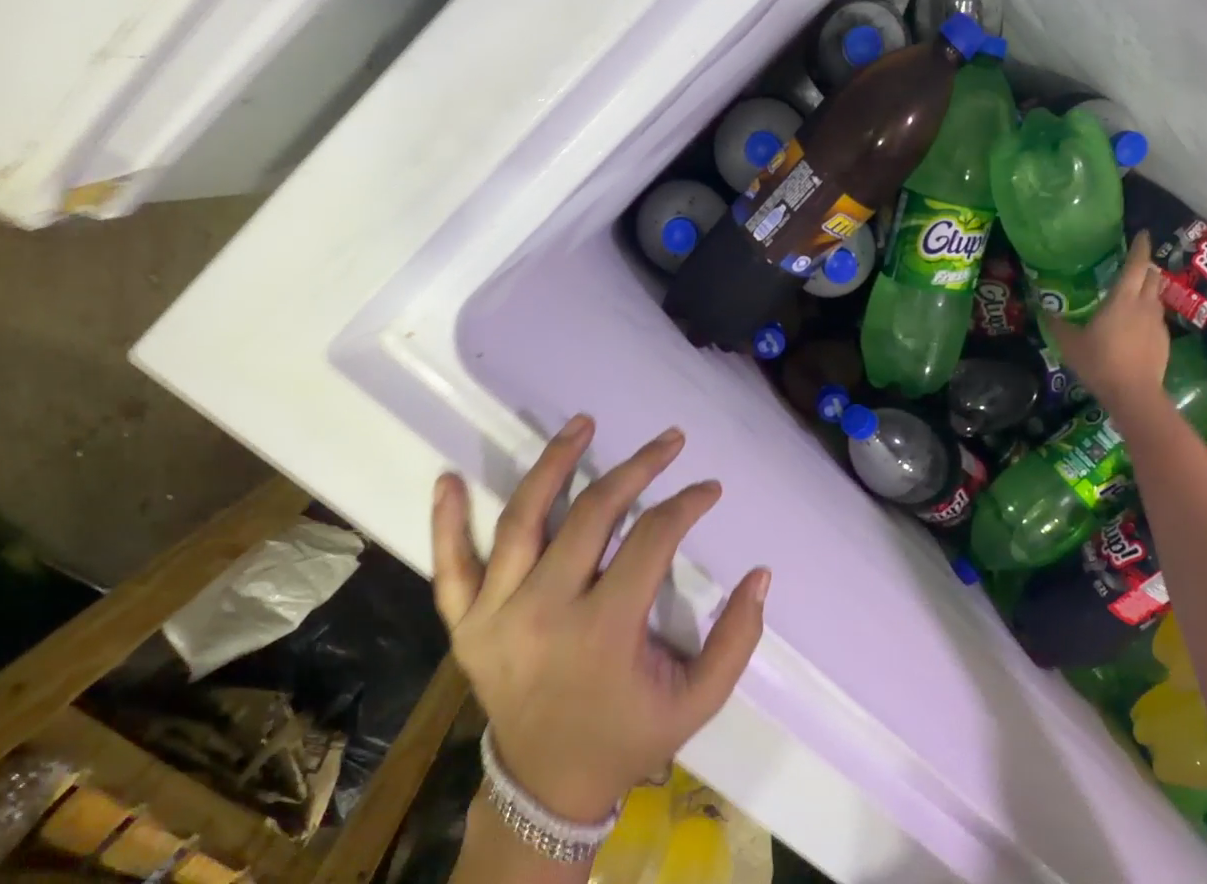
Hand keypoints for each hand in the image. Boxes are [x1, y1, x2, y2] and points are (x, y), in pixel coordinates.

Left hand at [430, 415, 769, 822]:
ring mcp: (495, 615)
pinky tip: (450, 477)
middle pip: (592, 514)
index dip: (687, 504)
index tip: (709, 489)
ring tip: (582, 424)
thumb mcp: (699, 700)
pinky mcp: (464, 625)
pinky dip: (445, 521)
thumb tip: (761, 574)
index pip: (652, 539)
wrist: (549, 783)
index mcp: (605, 631)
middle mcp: (544, 612)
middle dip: (637, 468)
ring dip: (553, 465)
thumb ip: (737, 638)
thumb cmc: (628, 735)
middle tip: (668, 440)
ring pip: (522, 520)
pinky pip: (448, 566)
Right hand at [1049, 230, 1170, 410]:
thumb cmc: (1100, 363)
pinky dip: (1147, 313)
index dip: (1140, 246)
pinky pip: (1156, 317)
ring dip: (1147, 289)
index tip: (1141, 233)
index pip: (1137, 264)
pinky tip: (1135, 326)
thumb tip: (1042, 310)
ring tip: (1133, 294)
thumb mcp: (1070, 344)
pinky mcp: (1164, 340)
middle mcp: (1144, 304)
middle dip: (1145, 266)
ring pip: (1156, 296)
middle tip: (1133, 264)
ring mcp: (1157, 322)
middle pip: (1152, 275)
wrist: (1134, 394)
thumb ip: (1057, 325)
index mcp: (1122, 299)